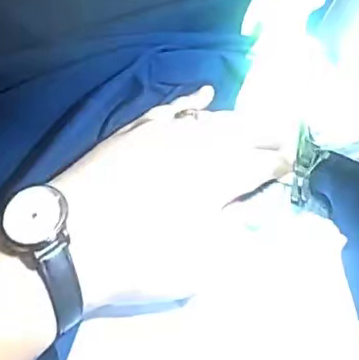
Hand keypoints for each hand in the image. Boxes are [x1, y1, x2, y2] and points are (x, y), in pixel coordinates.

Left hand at [54, 87, 290, 316]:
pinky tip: (205, 95)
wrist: (66, 242)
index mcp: (221, 177)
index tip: (292, 166)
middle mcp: (201, 145)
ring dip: (238, 119)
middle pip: (245, 131)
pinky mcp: (139, 129)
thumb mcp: (197, 264)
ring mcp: (168, 132)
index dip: (282, 164)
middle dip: (268, 134)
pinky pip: (174, 107)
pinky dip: (193, 101)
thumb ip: (234, 233)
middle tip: (283, 139)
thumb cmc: (137, 260)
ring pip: (214, 116)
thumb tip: (256, 210)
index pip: (263, 163)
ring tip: (252, 124)